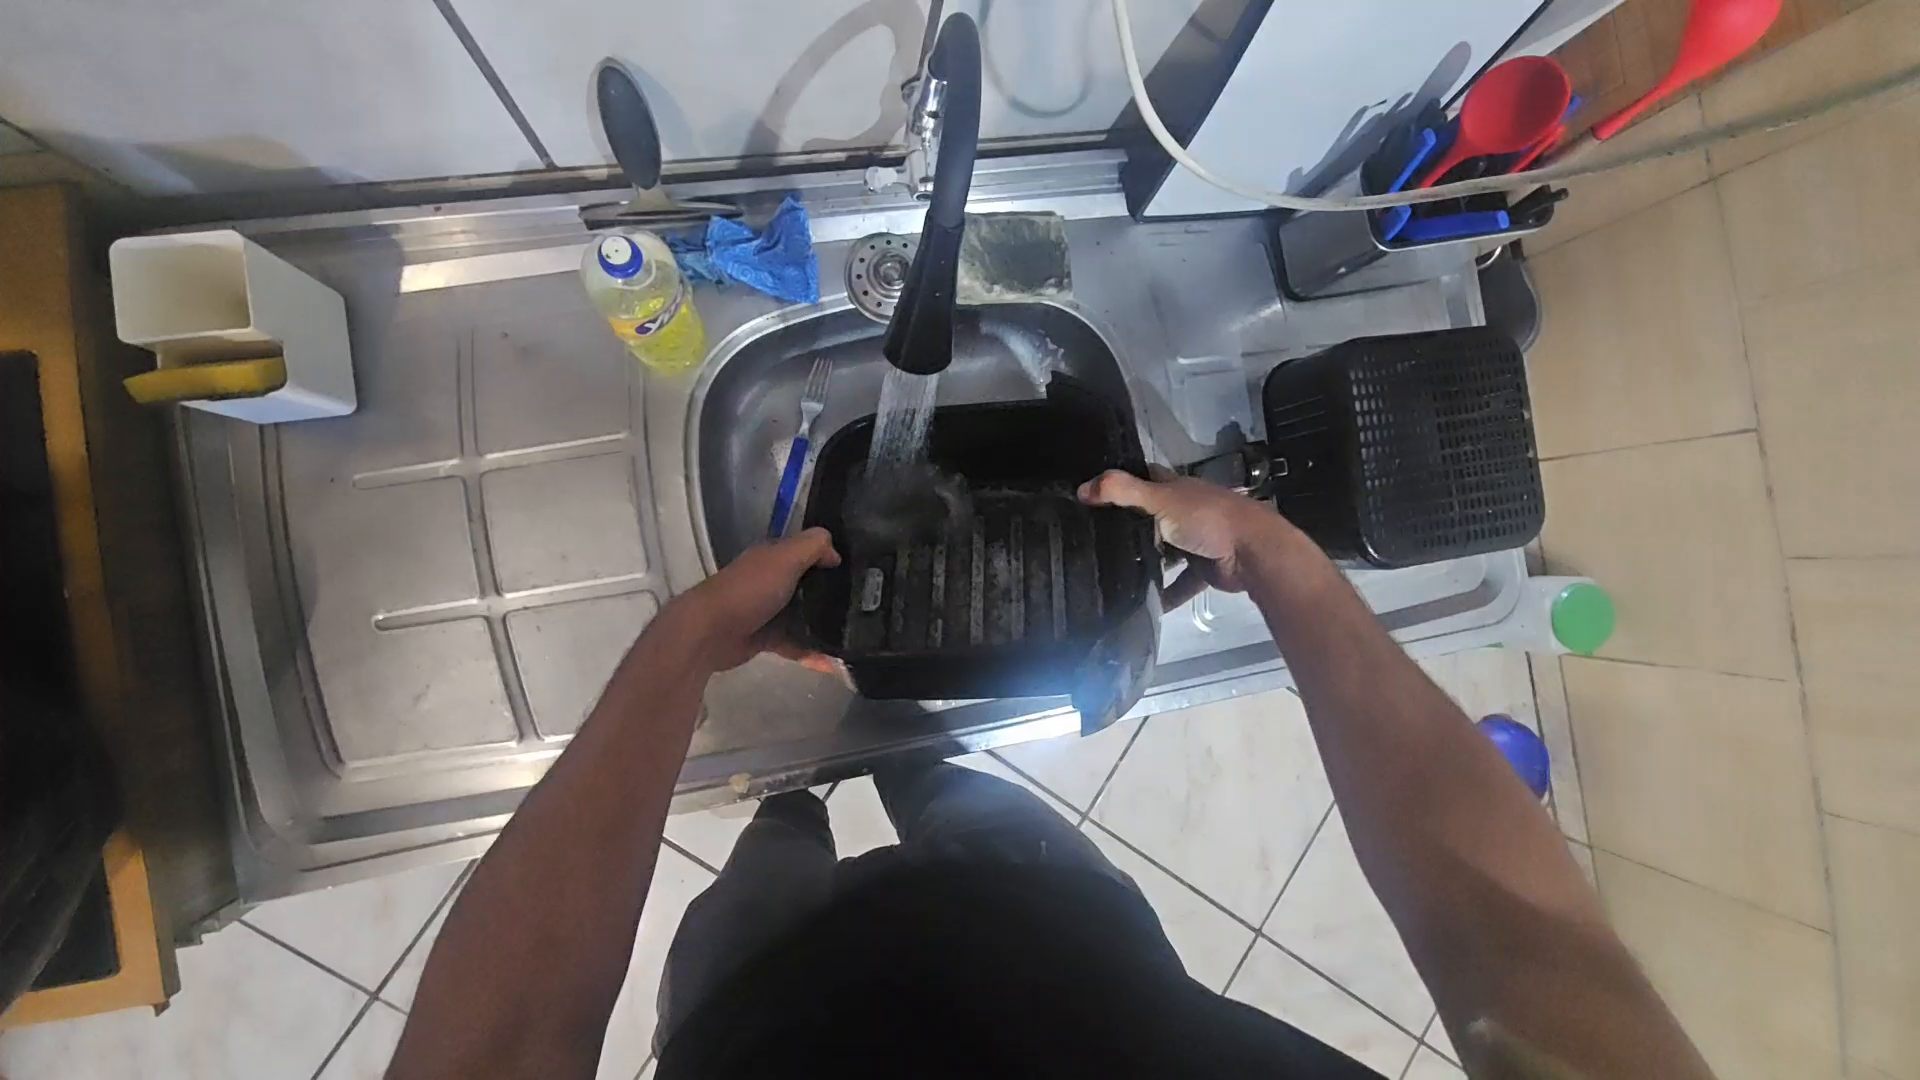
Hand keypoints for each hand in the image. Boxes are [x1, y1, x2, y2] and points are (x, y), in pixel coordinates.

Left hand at [662, 527, 841, 671]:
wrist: (710, 633)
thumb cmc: (750, 590)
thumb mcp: (785, 557)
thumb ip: (813, 546)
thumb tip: (836, 552)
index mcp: (773, 557)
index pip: (807, 552)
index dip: (829, 557)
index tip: (857, 571)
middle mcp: (770, 581)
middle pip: (808, 585)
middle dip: (831, 594)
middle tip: (863, 605)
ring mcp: (767, 611)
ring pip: (803, 616)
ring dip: (824, 626)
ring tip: (854, 636)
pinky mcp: (764, 638)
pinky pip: (795, 644)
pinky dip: (812, 652)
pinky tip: (833, 662)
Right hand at [1077, 467, 1297, 606]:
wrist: (1254, 551)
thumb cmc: (1207, 519)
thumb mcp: (1160, 500)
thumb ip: (1122, 492)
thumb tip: (1081, 488)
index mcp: (1176, 489)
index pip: (1144, 478)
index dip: (1121, 481)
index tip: (1093, 493)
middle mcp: (1186, 510)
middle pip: (1151, 516)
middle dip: (1129, 526)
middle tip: (1095, 538)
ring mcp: (1197, 540)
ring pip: (1165, 550)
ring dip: (1148, 561)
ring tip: (1114, 571)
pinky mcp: (1205, 568)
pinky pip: (1181, 582)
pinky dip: (1167, 593)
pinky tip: (1148, 603)